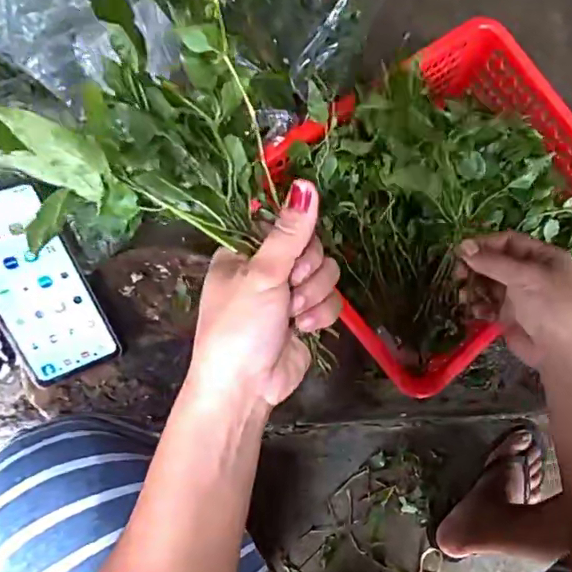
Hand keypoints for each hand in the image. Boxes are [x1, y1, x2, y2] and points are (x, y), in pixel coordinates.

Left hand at [187, 180, 340, 410]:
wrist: (247, 386)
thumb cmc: (240, 326)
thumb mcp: (263, 274)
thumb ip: (289, 232)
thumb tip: (307, 185)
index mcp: (245, 252)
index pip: (285, 225)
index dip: (295, 238)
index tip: (290, 254)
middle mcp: (268, 270)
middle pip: (312, 249)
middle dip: (306, 273)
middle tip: (288, 289)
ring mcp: (289, 295)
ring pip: (326, 275)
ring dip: (314, 297)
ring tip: (292, 316)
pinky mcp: (308, 317)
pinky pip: (331, 301)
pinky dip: (320, 316)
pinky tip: (302, 330)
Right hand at [454, 232, 571, 370]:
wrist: (562, 352)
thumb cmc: (551, 306)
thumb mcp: (525, 277)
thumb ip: (493, 262)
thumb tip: (462, 246)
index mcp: (543, 257)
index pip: (510, 242)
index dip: (485, 245)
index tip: (461, 251)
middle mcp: (532, 274)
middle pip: (497, 263)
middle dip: (477, 267)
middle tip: (457, 274)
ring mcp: (521, 296)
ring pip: (490, 285)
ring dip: (475, 287)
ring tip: (462, 294)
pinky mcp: (511, 317)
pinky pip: (490, 306)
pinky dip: (480, 306)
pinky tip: (474, 310)